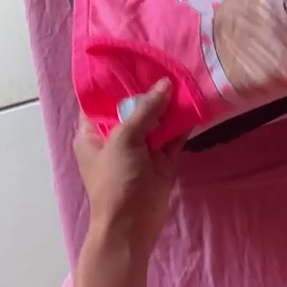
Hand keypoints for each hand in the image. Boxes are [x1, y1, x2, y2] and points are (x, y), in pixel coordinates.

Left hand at [74, 79, 179, 254]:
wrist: (132, 226)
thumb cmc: (116, 180)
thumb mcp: (124, 139)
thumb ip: (145, 110)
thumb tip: (165, 84)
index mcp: (92, 133)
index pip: (101, 100)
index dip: (116, 82)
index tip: (134, 59)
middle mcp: (115, 138)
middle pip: (132, 108)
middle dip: (148, 90)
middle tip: (166, 63)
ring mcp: (139, 150)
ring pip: (155, 120)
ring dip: (169, 105)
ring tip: (185, 78)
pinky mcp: (161, 160)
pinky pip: (172, 136)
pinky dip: (182, 123)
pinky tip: (195, 104)